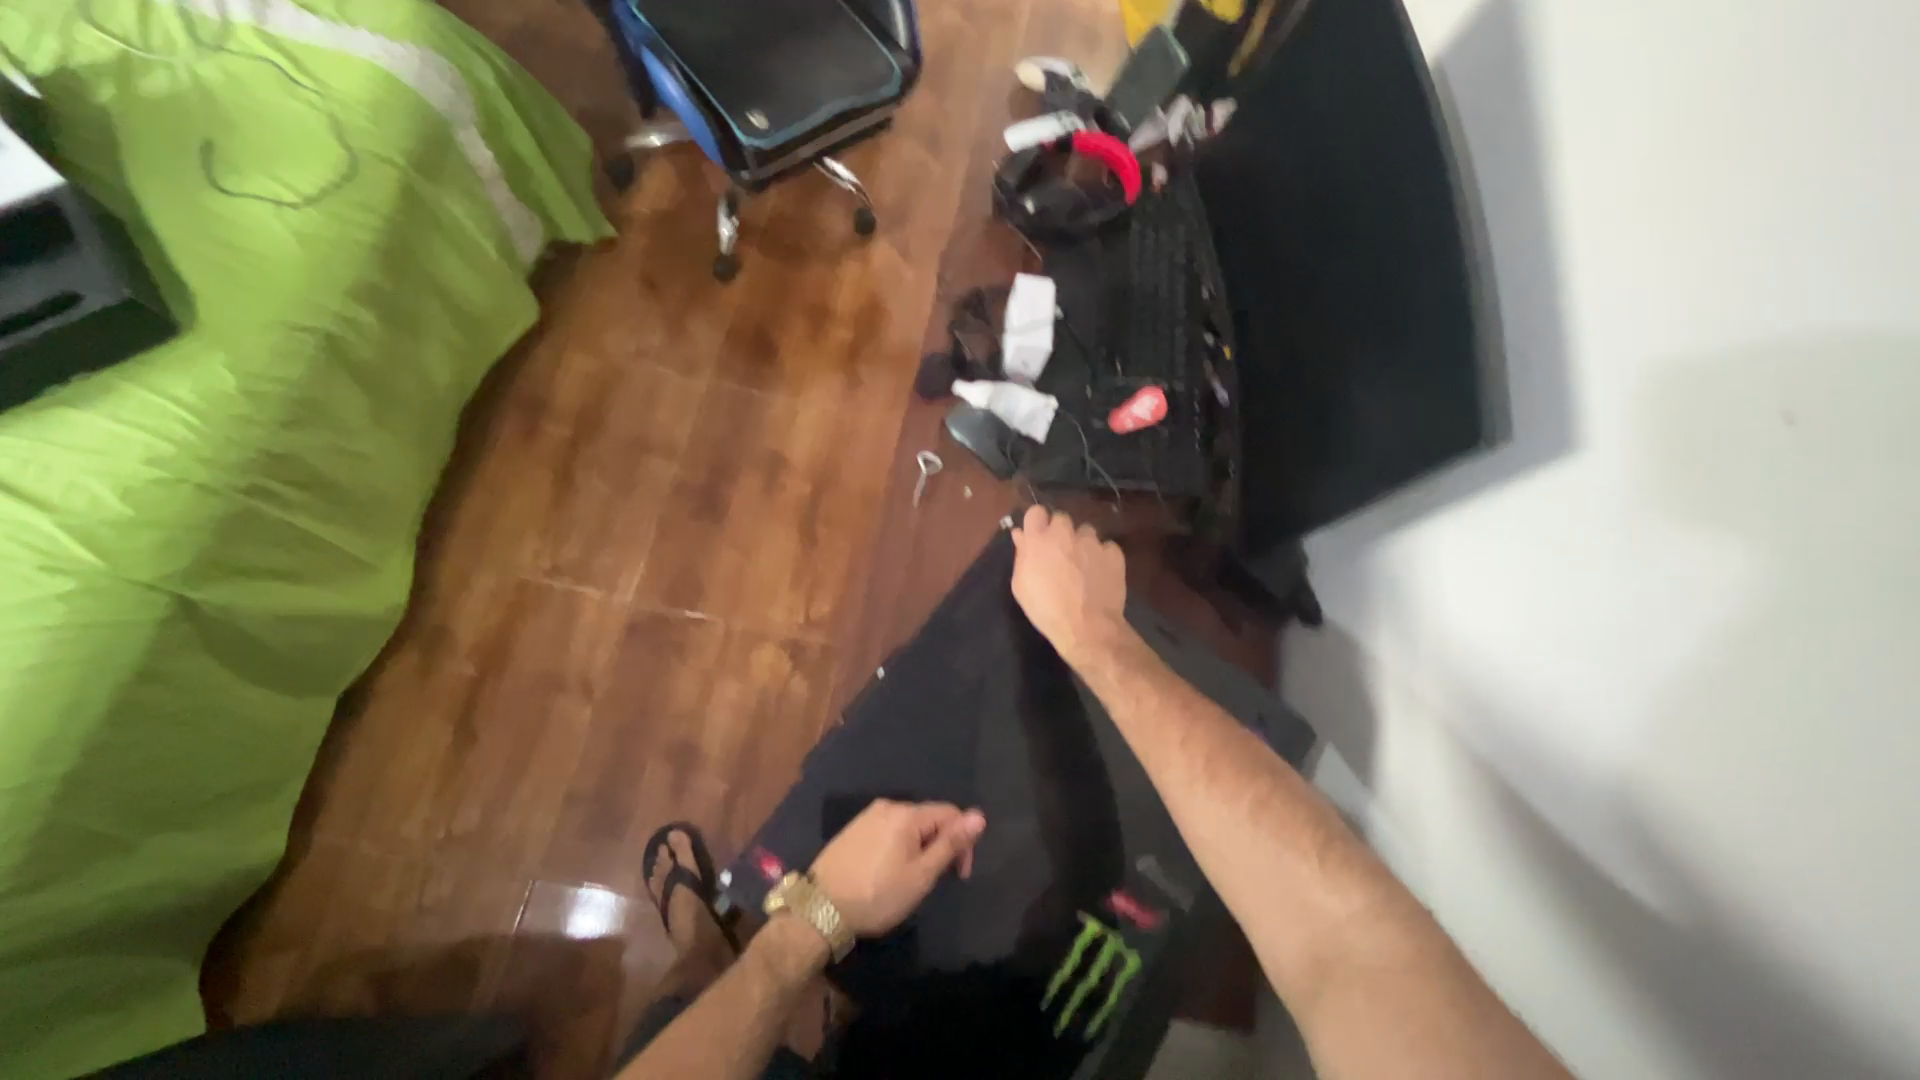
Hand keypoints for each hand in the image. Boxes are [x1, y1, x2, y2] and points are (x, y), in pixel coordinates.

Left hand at [810, 800, 986, 936]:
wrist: (819, 908)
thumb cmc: (877, 895)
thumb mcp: (920, 875)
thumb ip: (950, 844)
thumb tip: (979, 815)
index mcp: (907, 814)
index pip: (950, 813)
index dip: (963, 841)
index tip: (959, 875)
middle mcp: (887, 806)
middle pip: (928, 818)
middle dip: (940, 845)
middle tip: (933, 880)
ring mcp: (867, 816)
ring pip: (907, 825)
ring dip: (919, 847)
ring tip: (911, 879)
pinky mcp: (853, 829)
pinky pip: (888, 830)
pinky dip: (898, 847)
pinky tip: (889, 871)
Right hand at [1010, 505, 1133, 669]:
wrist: (1086, 627)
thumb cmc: (1045, 609)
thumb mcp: (1021, 586)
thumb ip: (1021, 555)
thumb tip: (1021, 534)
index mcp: (1038, 539)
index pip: (1036, 511)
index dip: (1037, 522)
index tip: (1038, 536)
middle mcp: (1065, 533)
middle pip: (1062, 519)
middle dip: (1061, 532)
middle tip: (1060, 554)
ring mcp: (1092, 541)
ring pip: (1086, 531)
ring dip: (1082, 543)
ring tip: (1083, 566)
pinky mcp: (1113, 552)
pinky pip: (1106, 547)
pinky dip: (1103, 557)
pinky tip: (1100, 574)